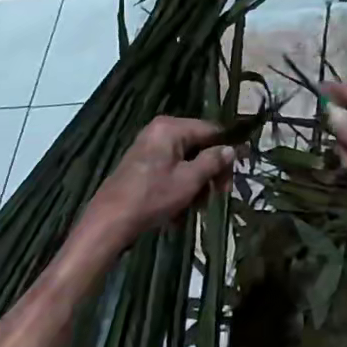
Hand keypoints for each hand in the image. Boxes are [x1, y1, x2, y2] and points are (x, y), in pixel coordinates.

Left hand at [78, 117, 234, 252]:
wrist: (111, 219)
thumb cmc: (153, 196)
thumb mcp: (189, 180)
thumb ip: (212, 161)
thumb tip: (230, 149)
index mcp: (170, 127)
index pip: (210, 130)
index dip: (226, 151)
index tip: (235, 174)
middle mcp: (159, 131)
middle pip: (198, 146)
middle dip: (209, 172)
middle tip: (217, 195)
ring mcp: (149, 148)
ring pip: (186, 161)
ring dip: (195, 184)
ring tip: (195, 207)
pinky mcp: (143, 165)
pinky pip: (171, 170)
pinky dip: (179, 187)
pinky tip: (179, 209)